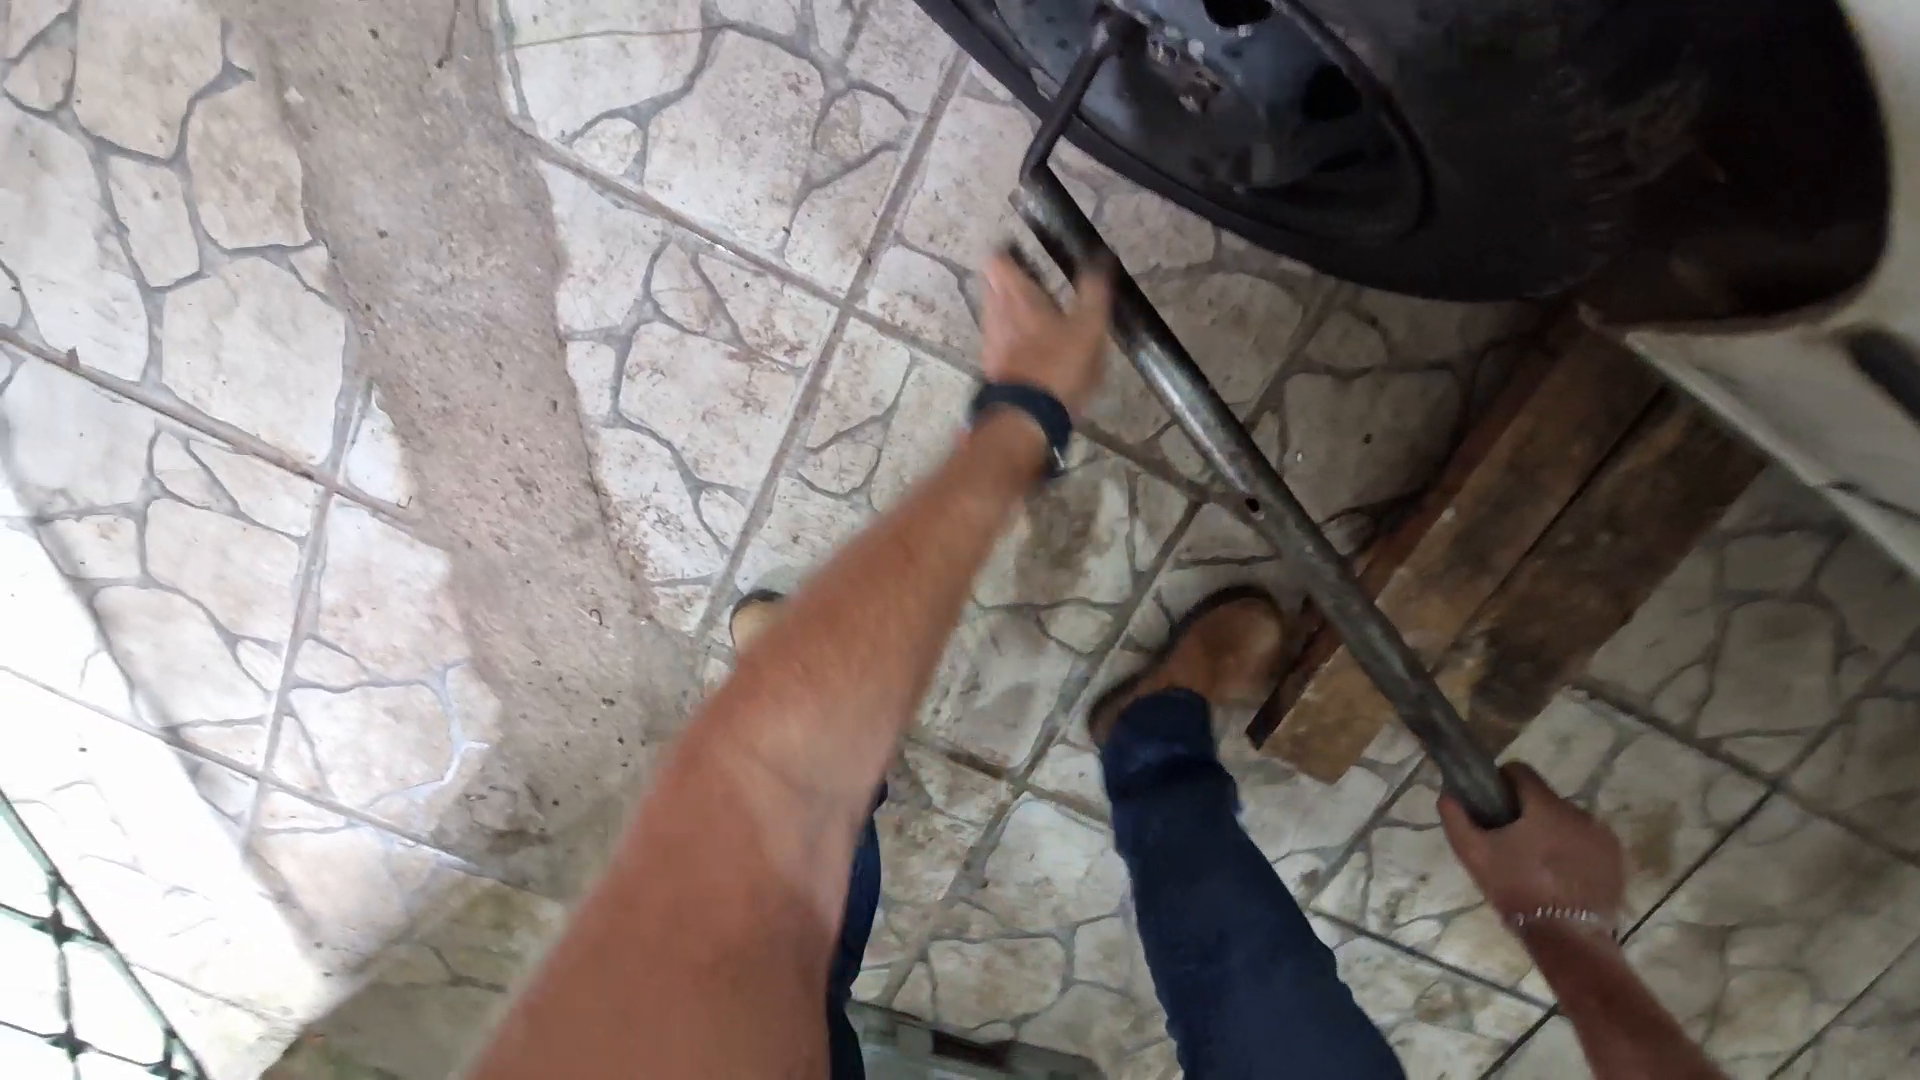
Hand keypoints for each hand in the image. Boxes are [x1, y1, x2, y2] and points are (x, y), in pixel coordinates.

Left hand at [979, 250, 1112, 416]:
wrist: (1027, 417)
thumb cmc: (1059, 366)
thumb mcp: (1090, 327)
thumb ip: (1094, 291)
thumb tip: (1102, 258)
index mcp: (1018, 296)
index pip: (998, 260)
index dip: (1007, 252)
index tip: (1022, 252)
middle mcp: (996, 313)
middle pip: (992, 285)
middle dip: (1008, 281)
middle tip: (1031, 284)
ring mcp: (989, 342)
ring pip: (993, 313)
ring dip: (1008, 310)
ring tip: (1032, 316)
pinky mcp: (991, 367)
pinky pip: (997, 341)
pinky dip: (1008, 337)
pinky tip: (1026, 348)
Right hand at [1439, 764, 1625, 926]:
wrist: (1567, 938)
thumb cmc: (1516, 889)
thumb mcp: (1473, 852)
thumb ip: (1455, 817)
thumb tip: (1448, 794)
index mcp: (1547, 807)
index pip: (1520, 771)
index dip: (1500, 781)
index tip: (1491, 803)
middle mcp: (1581, 814)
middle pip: (1544, 798)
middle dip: (1526, 811)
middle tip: (1510, 839)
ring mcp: (1605, 839)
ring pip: (1567, 820)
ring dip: (1550, 830)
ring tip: (1536, 859)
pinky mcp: (1618, 861)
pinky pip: (1587, 841)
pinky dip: (1572, 849)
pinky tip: (1559, 873)